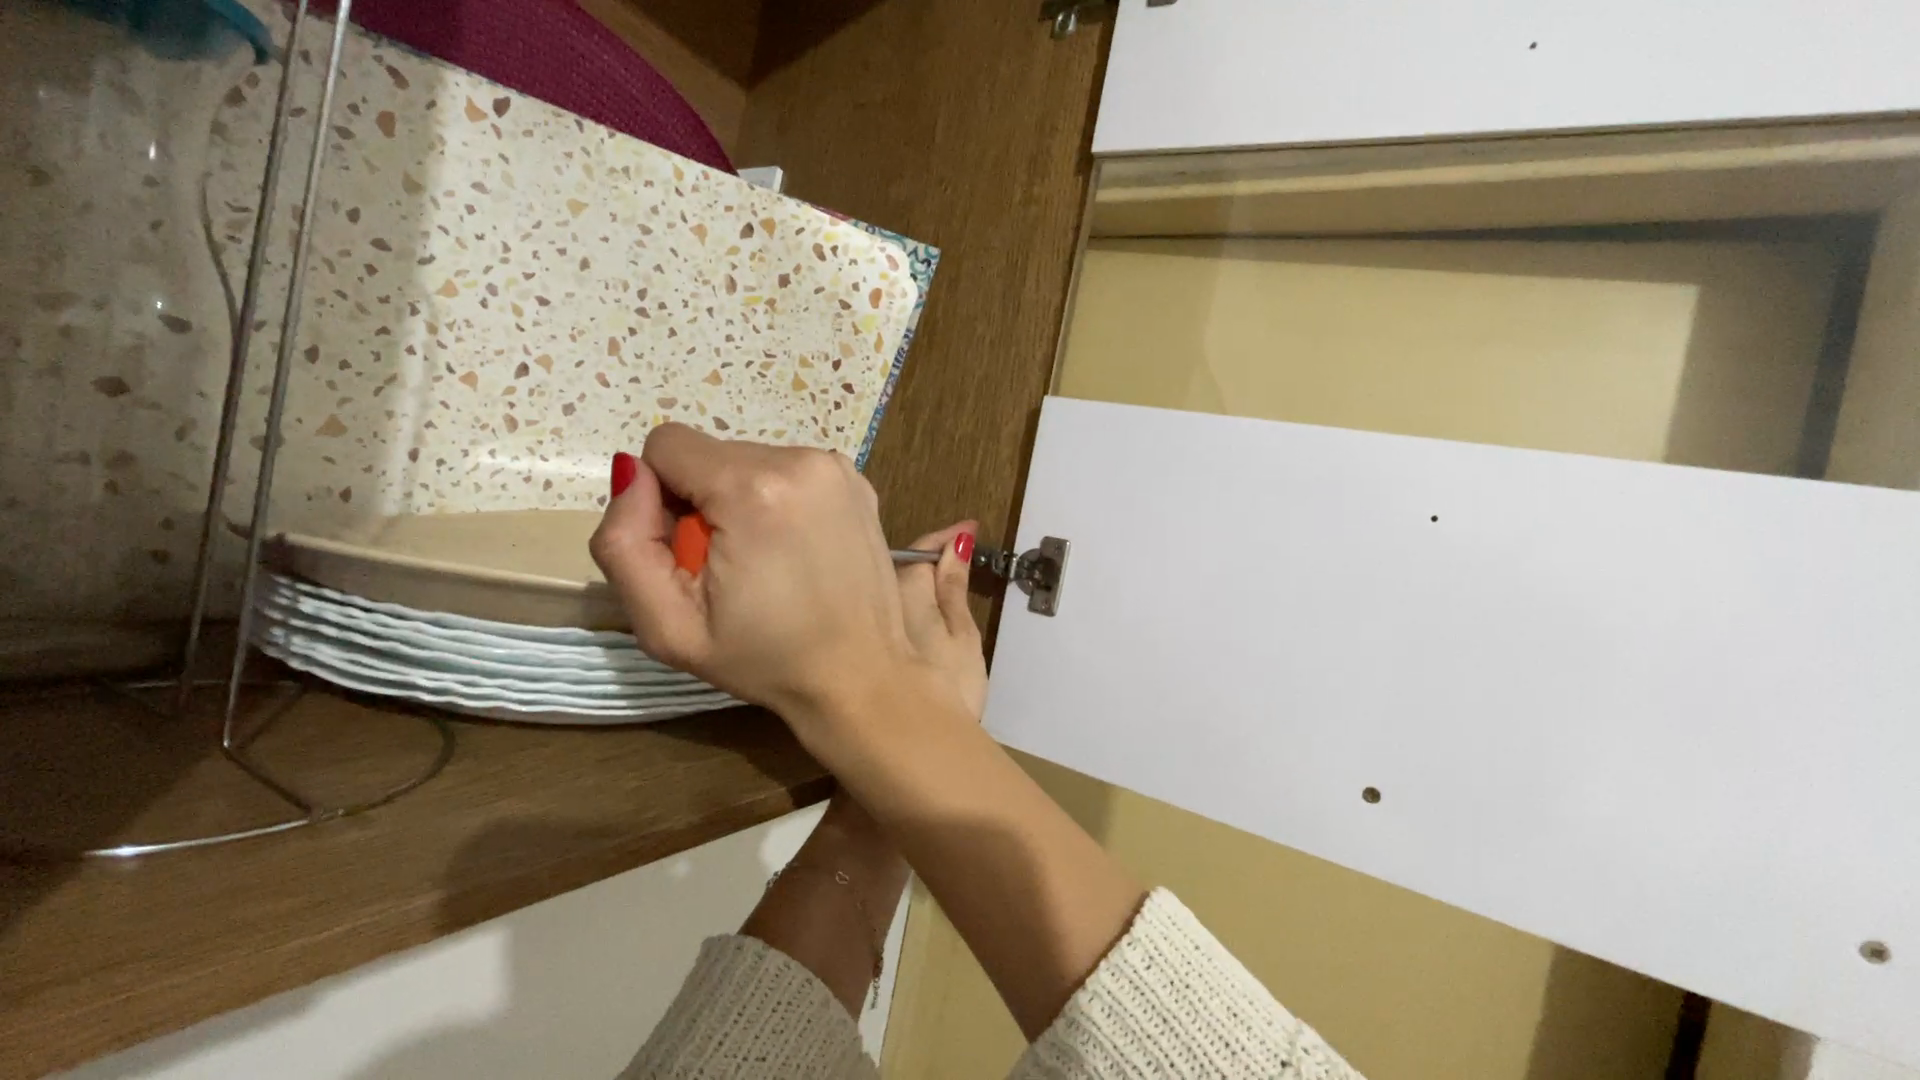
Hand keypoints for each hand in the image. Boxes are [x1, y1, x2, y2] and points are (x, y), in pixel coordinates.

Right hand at [590, 424, 975, 737]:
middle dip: (704, 503)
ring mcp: (836, 467)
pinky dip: (776, 503)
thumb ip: (625, 544)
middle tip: (729, 568)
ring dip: (741, 504)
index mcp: (754, 489)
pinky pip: (786, 472)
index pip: (665, 446)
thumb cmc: (764, 658)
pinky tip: (793, 553)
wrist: (860, 674)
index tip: (687, 552)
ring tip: (765, 564)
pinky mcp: (855, 479)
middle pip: (710, 455)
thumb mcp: (668, 627)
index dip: (659, 500)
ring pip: (747, 462)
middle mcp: (801, 460)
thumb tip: (632, 474)